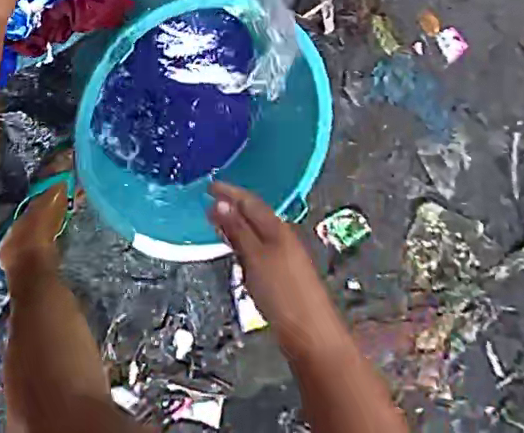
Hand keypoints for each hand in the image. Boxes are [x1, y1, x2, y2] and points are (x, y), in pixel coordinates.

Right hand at [209, 181, 349, 360]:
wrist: (314, 336)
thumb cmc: (282, 294)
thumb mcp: (255, 259)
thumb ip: (237, 231)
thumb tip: (219, 202)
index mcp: (276, 228)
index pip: (249, 201)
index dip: (229, 192)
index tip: (209, 186)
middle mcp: (283, 236)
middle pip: (255, 214)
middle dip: (233, 206)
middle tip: (210, 203)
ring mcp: (286, 255)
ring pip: (258, 231)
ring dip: (239, 225)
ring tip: (219, 225)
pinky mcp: (286, 274)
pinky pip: (261, 248)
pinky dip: (246, 244)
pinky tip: (239, 254)